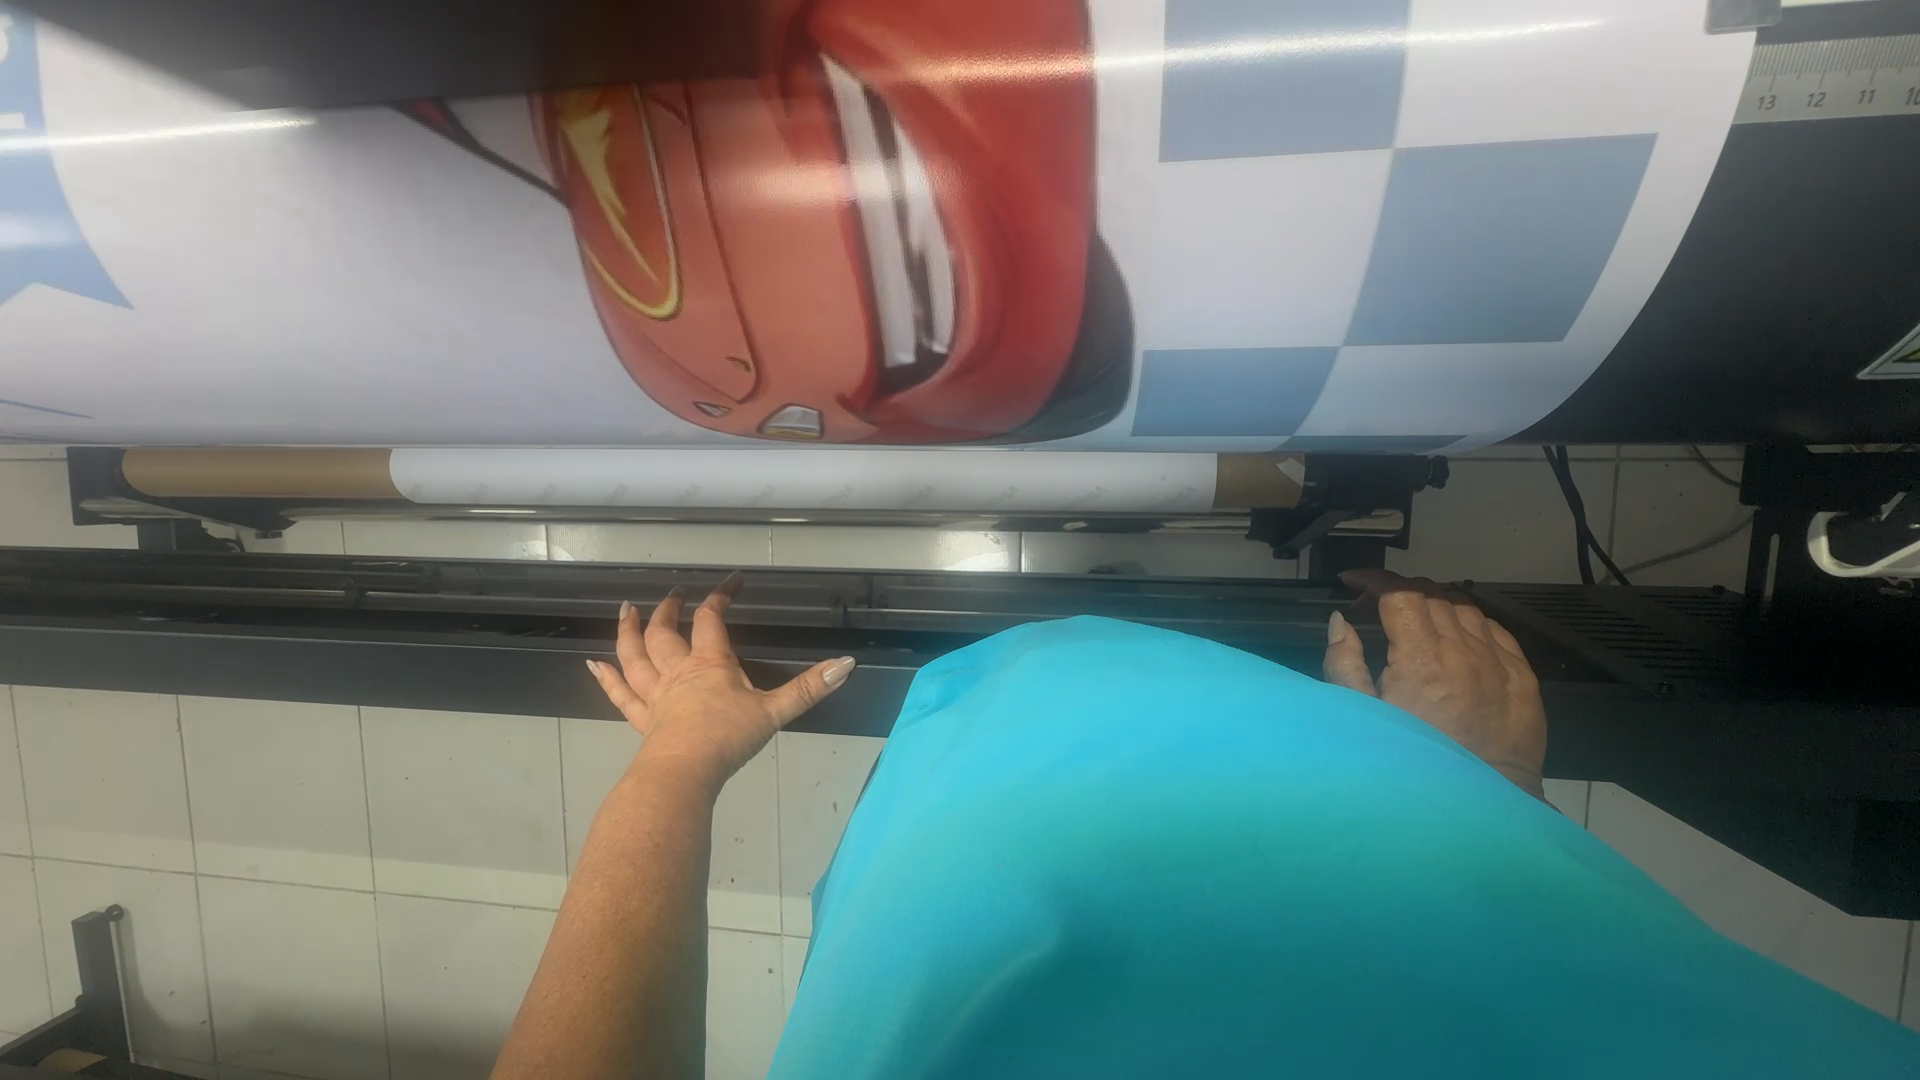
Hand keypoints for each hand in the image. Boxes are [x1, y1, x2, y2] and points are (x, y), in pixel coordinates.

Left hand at [586, 572, 855, 787]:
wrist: (683, 775)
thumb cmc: (727, 739)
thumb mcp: (775, 711)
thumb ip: (810, 687)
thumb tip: (847, 663)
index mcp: (711, 664)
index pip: (713, 619)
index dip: (722, 596)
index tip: (733, 580)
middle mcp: (678, 672)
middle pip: (667, 632)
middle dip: (670, 609)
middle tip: (674, 593)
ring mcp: (655, 696)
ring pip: (635, 656)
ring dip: (629, 631)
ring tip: (626, 610)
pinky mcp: (641, 719)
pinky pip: (620, 693)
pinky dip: (606, 676)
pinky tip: (592, 664)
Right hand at [1322, 569, 1546, 798]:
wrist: (1479, 807)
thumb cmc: (1409, 763)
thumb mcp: (1361, 716)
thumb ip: (1344, 663)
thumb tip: (1340, 621)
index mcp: (1420, 658)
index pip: (1399, 594)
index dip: (1373, 579)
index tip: (1352, 582)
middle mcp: (1464, 652)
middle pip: (1432, 595)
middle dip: (1398, 590)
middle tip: (1373, 607)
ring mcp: (1499, 664)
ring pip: (1466, 609)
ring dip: (1434, 604)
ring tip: (1413, 620)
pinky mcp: (1524, 681)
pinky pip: (1497, 632)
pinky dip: (1470, 623)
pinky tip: (1455, 636)